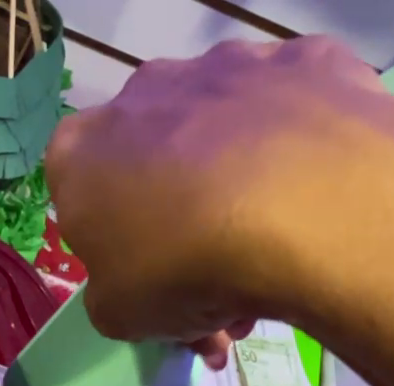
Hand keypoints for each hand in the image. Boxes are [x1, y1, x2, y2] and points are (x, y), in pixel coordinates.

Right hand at [46, 37, 393, 351]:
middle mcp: (143, 94)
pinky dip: (296, 161)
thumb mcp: (116, 316)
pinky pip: (290, 120)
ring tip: (272, 275)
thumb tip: (139, 277)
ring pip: (222, 146)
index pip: (81, 200)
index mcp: (80, 153)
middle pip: (155, 170)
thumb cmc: (180, 269)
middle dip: (180, 234)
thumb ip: (110, 290)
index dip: (114, 248)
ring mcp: (225, 68)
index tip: (145, 282)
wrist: (306, 212)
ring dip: (236, 204)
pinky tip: (313, 213)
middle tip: (213, 294)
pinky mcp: (304, 61)